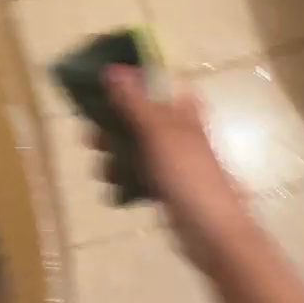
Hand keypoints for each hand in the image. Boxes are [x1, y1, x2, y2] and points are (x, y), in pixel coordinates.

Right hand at [95, 65, 254, 273]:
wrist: (213, 233)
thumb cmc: (189, 176)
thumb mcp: (158, 133)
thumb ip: (134, 101)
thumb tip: (112, 68)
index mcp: (183, 111)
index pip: (154, 86)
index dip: (129, 84)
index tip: (101, 91)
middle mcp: (177, 131)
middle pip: (137, 116)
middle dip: (111, 127)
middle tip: (90, 138)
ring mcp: (172, 160)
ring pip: (134, 146)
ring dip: (114, 156)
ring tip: (103, 170)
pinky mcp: (166, 186)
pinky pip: (137, 173)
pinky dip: (124, 178)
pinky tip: (114, 186)